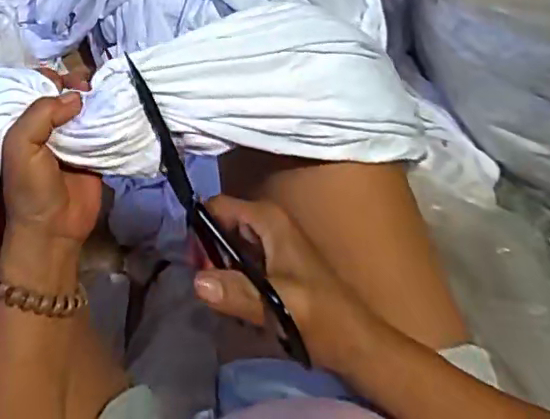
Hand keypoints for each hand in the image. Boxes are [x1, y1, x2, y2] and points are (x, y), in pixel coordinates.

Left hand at [0, 90, 100, 247]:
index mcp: (23, 121)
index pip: (35, 86)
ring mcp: (70, 136)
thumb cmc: (30, 189)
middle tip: (87, 86)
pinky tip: (118, 105)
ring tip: (102, 94)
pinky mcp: (92, 148)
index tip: (66, 78)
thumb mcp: (21, 147)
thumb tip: (76, 96)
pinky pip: (102, 125)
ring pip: (83, 104)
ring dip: (94, 96)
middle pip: (62, 91)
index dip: (50, 77)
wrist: (54, 231)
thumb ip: (40, 114)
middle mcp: (46, 124)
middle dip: (75, 83)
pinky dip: (109, 114)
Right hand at [191, 196, 370, 370]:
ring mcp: (271, 243)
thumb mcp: (277, 304)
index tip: (193, 263)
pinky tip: (237, 304)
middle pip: (220, 225)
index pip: (218, 205)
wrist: (355, 344)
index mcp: (268, 218)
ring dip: (220, 272)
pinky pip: (240, 262)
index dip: (200, 229)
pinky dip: (233, 280)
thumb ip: (238, 292)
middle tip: (208, 287)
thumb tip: (197, 280)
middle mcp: (267, 222)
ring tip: (222, 299)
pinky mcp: (272, 264)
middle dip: (209, 255)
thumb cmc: (320, 317)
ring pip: (228, 246)